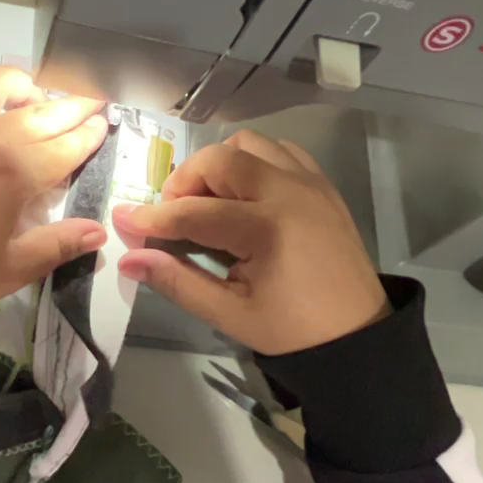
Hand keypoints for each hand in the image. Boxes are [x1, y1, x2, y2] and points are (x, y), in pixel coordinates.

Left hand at [0, 65, 109, 308]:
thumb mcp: (12, 267)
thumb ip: (58, 244)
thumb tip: (99, 231)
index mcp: (18, 170)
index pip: (68, 143)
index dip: (90, 133)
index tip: (104, 123)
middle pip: (42, 109)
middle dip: (72, 106)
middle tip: (88, 105)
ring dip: (20, 86)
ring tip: (27, 100)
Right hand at [113, 131, 389, 354]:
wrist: (357, 337)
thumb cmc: (291, 330)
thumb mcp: (229, 313)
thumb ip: (176, 281)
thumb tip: (129, 260)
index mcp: (266, 228)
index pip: (193, 212)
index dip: (153, 217)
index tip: (124, 219)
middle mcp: (289, 192)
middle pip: (220, 159)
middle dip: (186, 181)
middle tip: (174, 215)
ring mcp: (310, 182)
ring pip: (250, 145)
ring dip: (220, 166)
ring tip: (210, 203)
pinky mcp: (322, 184)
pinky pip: (280, 151)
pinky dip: (253, 162)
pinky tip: (245, 196)